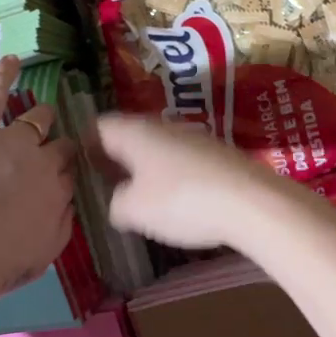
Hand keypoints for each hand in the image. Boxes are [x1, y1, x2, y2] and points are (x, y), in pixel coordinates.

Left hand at [0, 58, 75, 308]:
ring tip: (41, 113)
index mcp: (60, 196)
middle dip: (57, 145)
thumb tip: (64, 205)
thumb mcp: (44, 255)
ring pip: (34, 119)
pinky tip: (11, 61)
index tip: (60, 176)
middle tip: (50, 148)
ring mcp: (11, 144)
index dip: (64, 173)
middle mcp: (43, 164)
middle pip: (58, 145)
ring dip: (39, 117)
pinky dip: (3, 75)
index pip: (70, 173)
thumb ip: (59, 224)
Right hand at [93, 115, 306, 249]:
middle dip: (118, 158)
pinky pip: (184, 161)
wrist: (252, 203)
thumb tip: (119, 201)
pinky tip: (179, 202)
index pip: (99, 126)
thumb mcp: (133, 211)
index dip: (86, 145)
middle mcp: (163, 126)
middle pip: (131, 135)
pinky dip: (174, 176)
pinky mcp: (219, 154)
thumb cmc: (182, 202)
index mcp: (135, 132)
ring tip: (142, 197)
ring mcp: (195, 137)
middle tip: (108, 183)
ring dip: (148, 168)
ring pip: (159, 147)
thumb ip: (115, 204)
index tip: (82, 167)